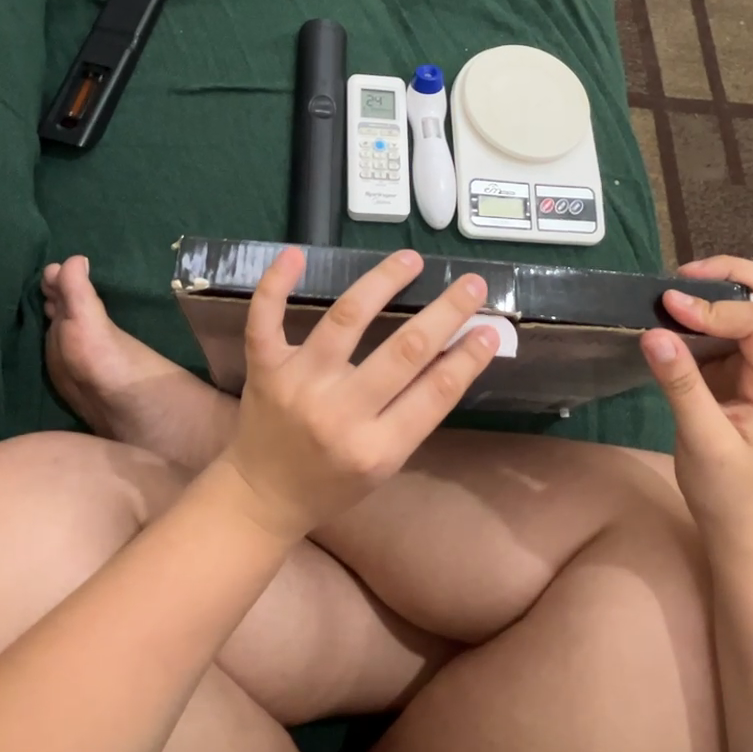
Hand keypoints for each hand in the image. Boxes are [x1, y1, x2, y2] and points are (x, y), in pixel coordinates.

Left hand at [219, 248, 499, 541]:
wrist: (262, 497)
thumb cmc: (333, 482)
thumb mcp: (385, 462)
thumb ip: (415, 412)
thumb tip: (454, 353)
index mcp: (376, 448)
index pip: (435, 393)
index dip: (468, 358)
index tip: (490, 328)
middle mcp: (339, 413)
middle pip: (403, 351)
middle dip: (445, 313)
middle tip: (471, 284)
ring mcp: (298, 385)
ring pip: (345, 319)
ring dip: (382, 282)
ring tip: (410, 260)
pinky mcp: (265, 369)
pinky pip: (265, 319)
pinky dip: (277, 284)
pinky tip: (296, 254)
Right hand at [640, 257, 752, 545]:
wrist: (741, 525)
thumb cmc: (729, 490)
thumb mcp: (702, 440)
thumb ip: (681, 385)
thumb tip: (654, 333)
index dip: (714, 307)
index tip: (668, 305)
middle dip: (735, 274)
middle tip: (687, 276)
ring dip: (719, 288)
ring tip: (675, 290)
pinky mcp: (730, 373)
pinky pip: (725, 328)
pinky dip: (702, 312)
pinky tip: (672, 318)